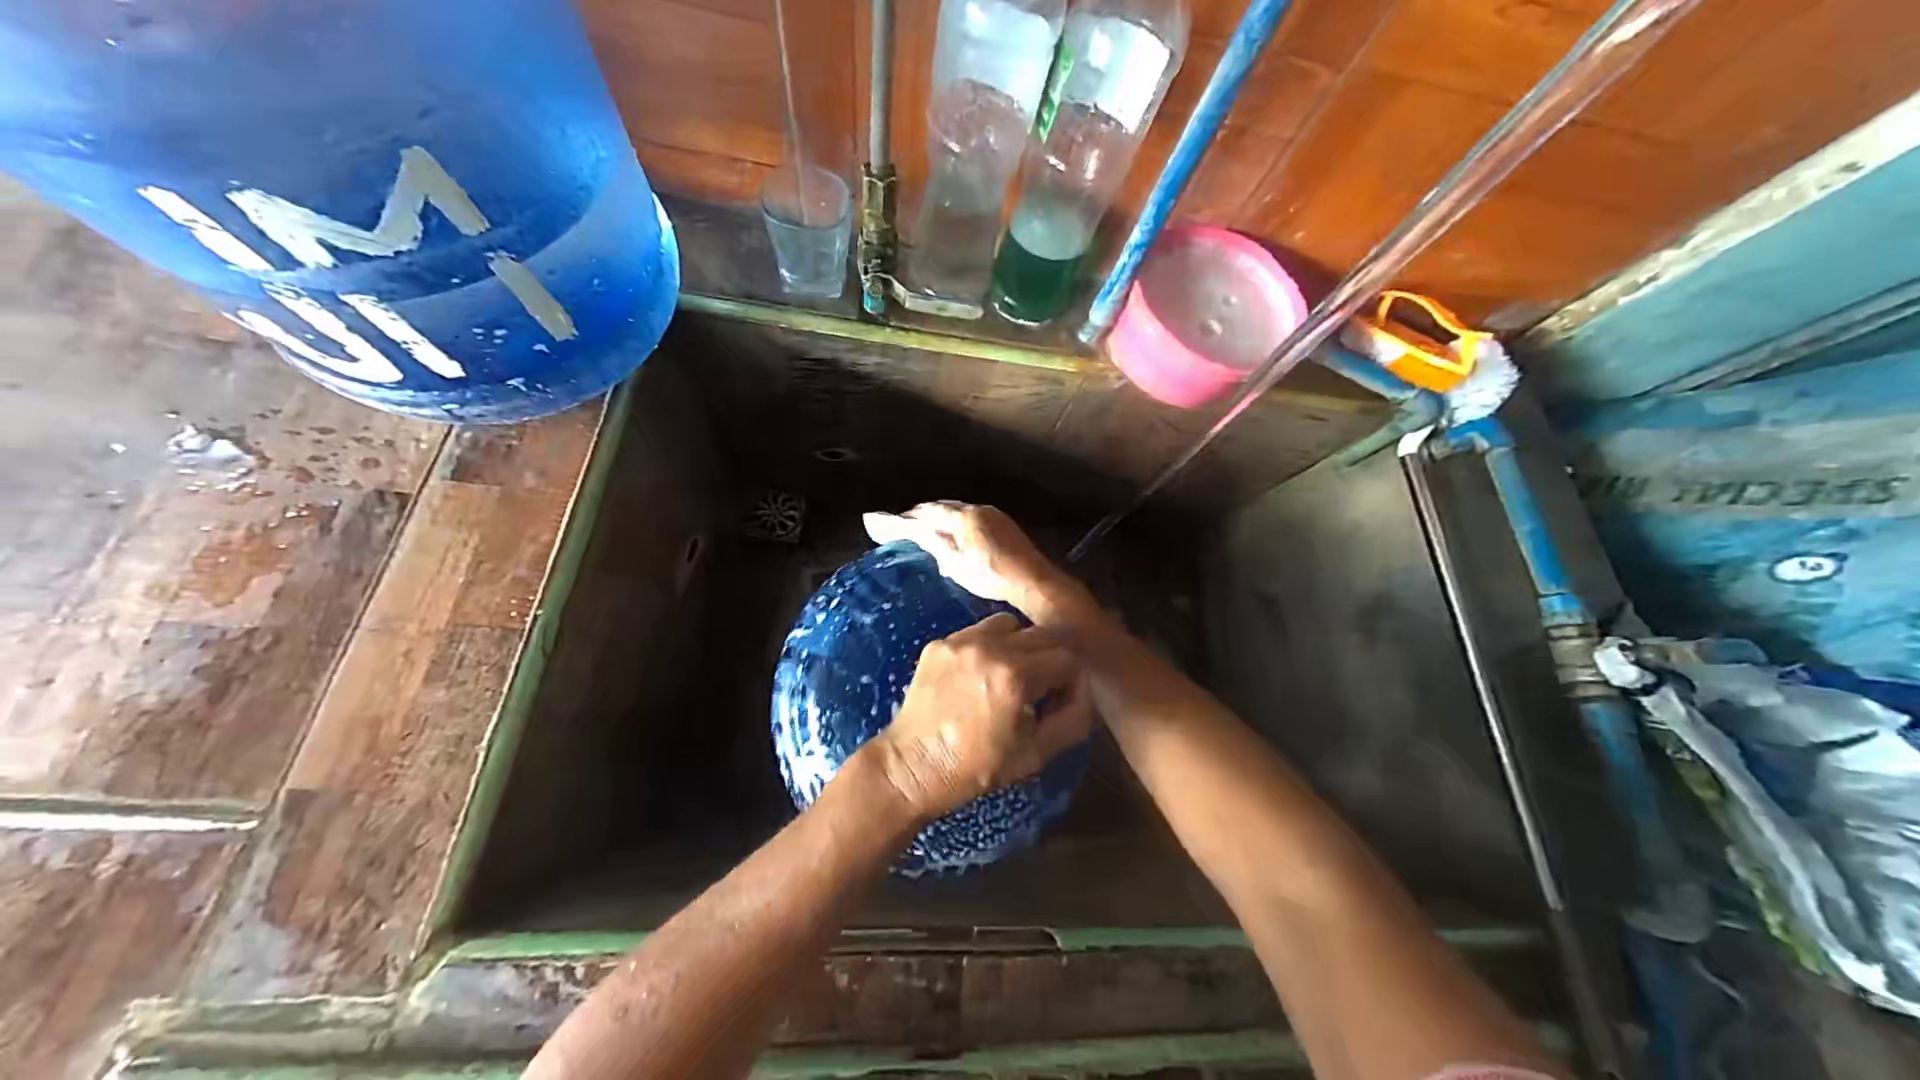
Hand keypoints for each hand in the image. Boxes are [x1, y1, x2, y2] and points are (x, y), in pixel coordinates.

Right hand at [864, 502, 1095, 624]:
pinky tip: (957, 538)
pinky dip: (958, 523)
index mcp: (964, 516)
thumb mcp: (955, 563)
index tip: (889, 522)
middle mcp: (979, 509)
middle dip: (924, 514)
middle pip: (945, 507)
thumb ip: (933, 542)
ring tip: (928, 529)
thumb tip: (910, 528)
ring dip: (942, 518)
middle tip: (905, 525)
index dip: (908, 517)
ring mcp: (995, 516)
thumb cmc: (991, 576)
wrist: (1033, 581)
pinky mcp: (1005, 527)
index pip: (929, 511)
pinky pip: (973, 518)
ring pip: (960, 511)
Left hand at [871, 612, 1092, 820]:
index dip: (1072, 682)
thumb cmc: (977, 768)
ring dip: (1020, 646)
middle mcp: (990, 647)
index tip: (1060, 702)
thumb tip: (1085, 690)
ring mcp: (960, 641)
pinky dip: (989, 647)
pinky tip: (980, 676)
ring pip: (1011, 624)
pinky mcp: (939, 643)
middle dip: (1051, 660)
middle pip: (1043, 634)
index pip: (1068, 658)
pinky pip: (978, 631)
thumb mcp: (1037, 754)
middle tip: (1040, 690)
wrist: (913, 767)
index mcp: (1016, 675)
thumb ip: (1074, 718)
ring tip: (1009, 677)